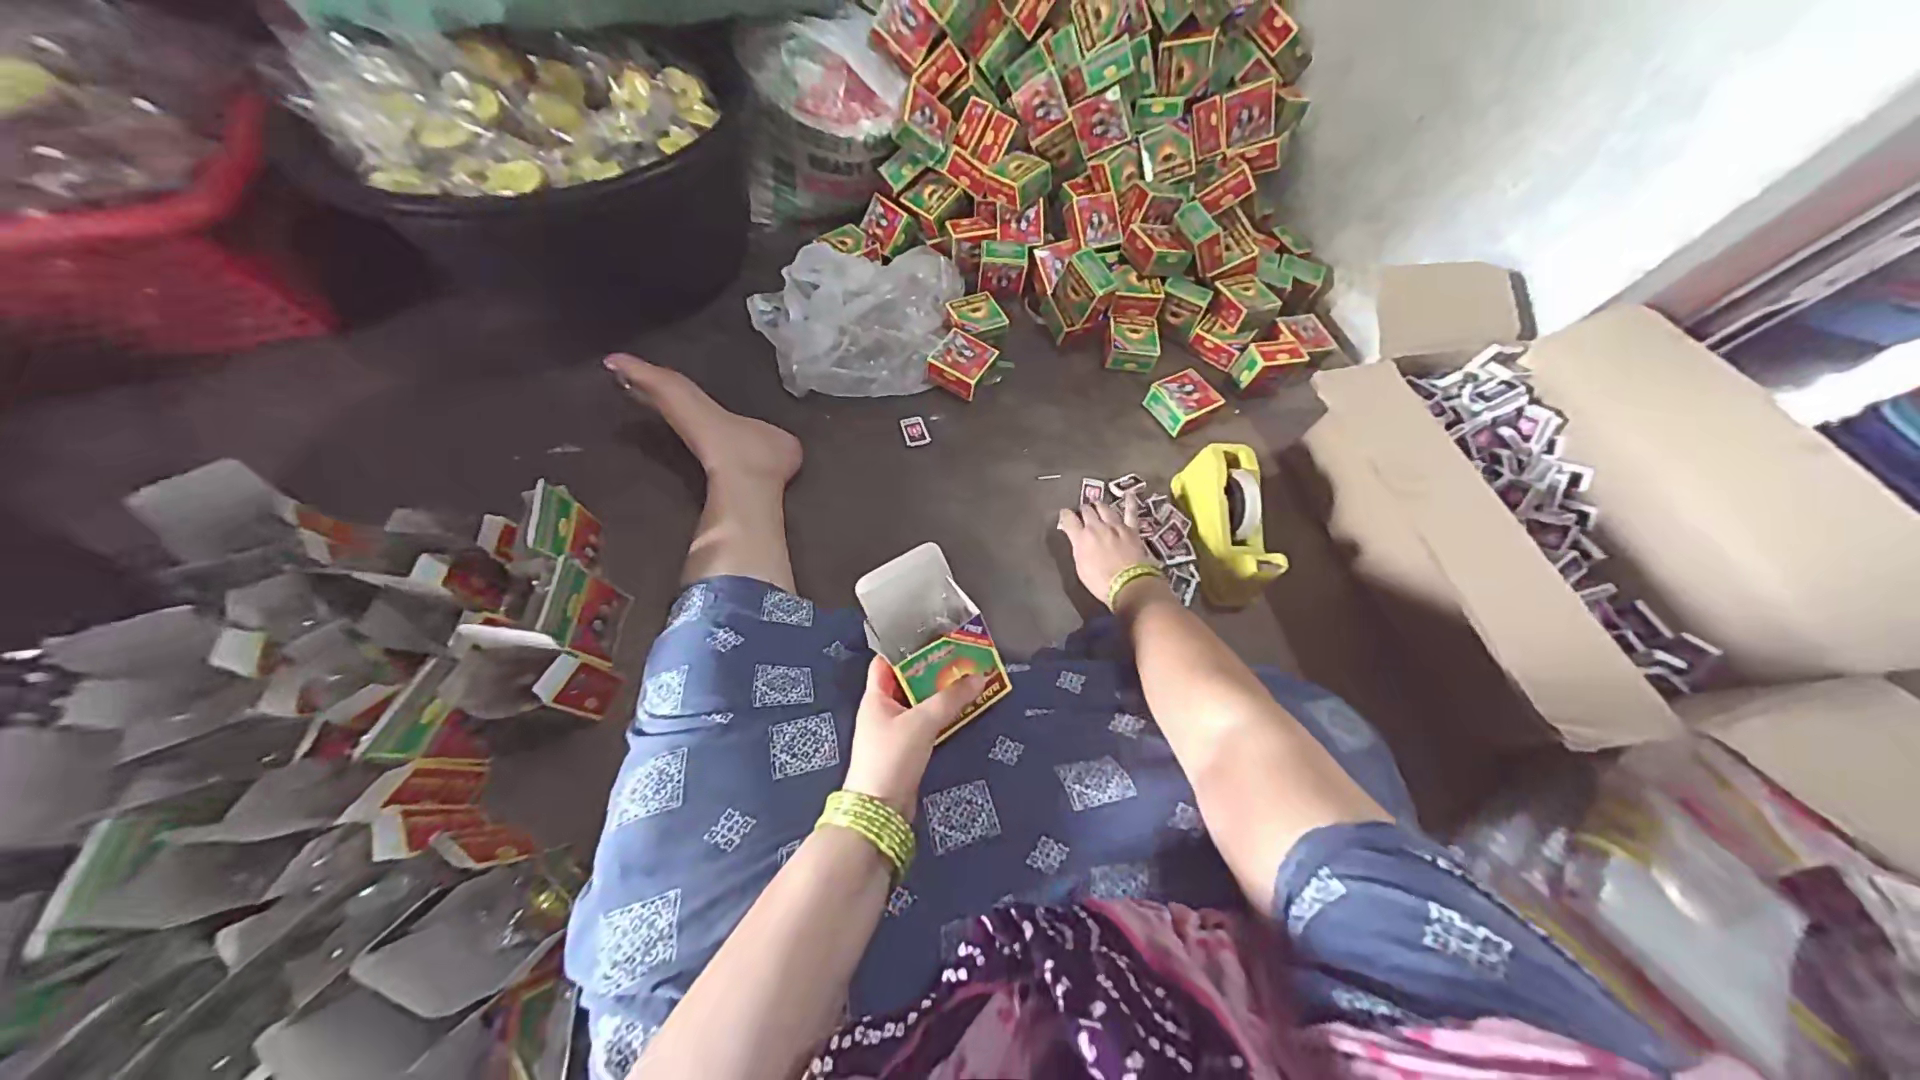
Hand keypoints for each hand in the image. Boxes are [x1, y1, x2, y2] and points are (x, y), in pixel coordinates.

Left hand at [842, 656, 984, 821]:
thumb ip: (950, 699)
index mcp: (875, 696)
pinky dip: (940, 715)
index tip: (933, 636)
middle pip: (907, 680)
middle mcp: (882, 709)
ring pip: (918, 703)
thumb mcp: (922, 722)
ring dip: (939, 693)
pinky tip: (961, 708)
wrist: (880, 810)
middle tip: (960, 656)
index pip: (886, 661)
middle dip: (932, 669)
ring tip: (967, 678)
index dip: (906, 647)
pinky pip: (925, 723)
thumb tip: (979, 676)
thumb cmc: (892, 756)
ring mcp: (893, 730)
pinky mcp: (906, 749)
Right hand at [1058, 493, 1166, 609]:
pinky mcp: (1131, 529)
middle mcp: (1096, 527)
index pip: (1069, 520)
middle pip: (1087, 511)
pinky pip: (1130, 512)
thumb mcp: (1081, 568)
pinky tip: (1129, 493)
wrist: (1129, 584)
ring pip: (1104, 508)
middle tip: (1083, 512)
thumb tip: (1079, 541)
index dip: (1065, 515)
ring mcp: (1115, 526)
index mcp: (1081, 538)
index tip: (1065, 514)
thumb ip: (1079, 550)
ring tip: (1096, 504)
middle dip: (1083, 510)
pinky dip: (1130, 502)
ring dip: (1099, 506)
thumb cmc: (1101, 583)